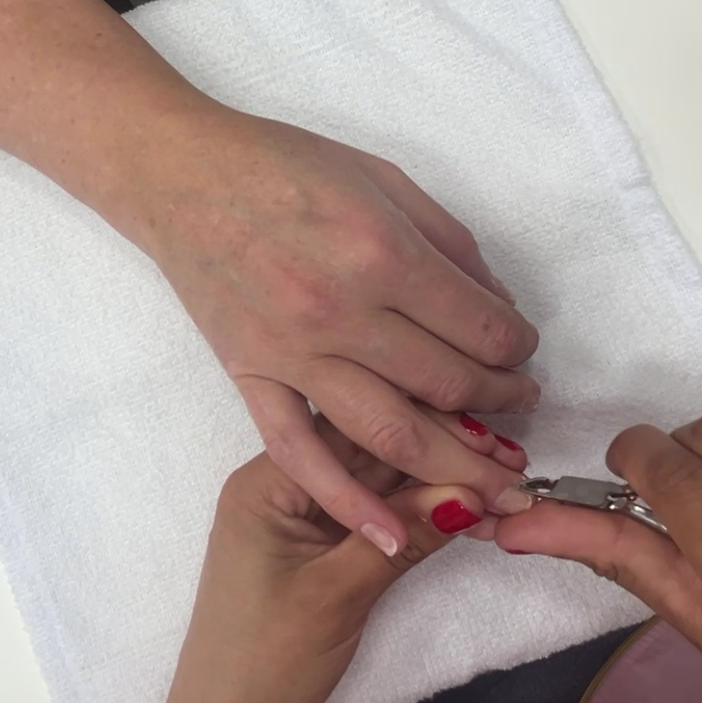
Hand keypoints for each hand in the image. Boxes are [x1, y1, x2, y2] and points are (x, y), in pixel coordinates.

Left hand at [117, 420, 485, 702]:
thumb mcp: (338, 594)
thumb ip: (404, 538)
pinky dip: (412, 515)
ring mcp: (298, 514)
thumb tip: (473, 493)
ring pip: (373, 485)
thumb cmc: (267, 659)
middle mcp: (280, 483)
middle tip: (507, 460)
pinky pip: (369, 514)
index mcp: (266, 480)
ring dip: (429, 485)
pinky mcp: (314, 542)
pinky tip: (458, 507)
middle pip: (364, 455)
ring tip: (499, 477)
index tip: (487, 442)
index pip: (350, 434)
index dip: (420, 433)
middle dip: (432, 458)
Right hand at [125, 107, 539, 552]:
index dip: (517, 347)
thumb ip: (448, 242)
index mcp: (383, 253)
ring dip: (457, 464)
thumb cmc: (283, 164)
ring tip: (495, 473)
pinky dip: (346, 504)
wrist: (180, 176)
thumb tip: (494, 306)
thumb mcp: (382, 176)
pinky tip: (393, 538)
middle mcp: (343, 314)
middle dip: (502, 402)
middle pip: (449, 387)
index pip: (481, 329)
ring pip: (391, 435)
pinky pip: (299, 455)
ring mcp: (293, 356)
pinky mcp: (250, 379)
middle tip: (520, 403)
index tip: (521, 349)